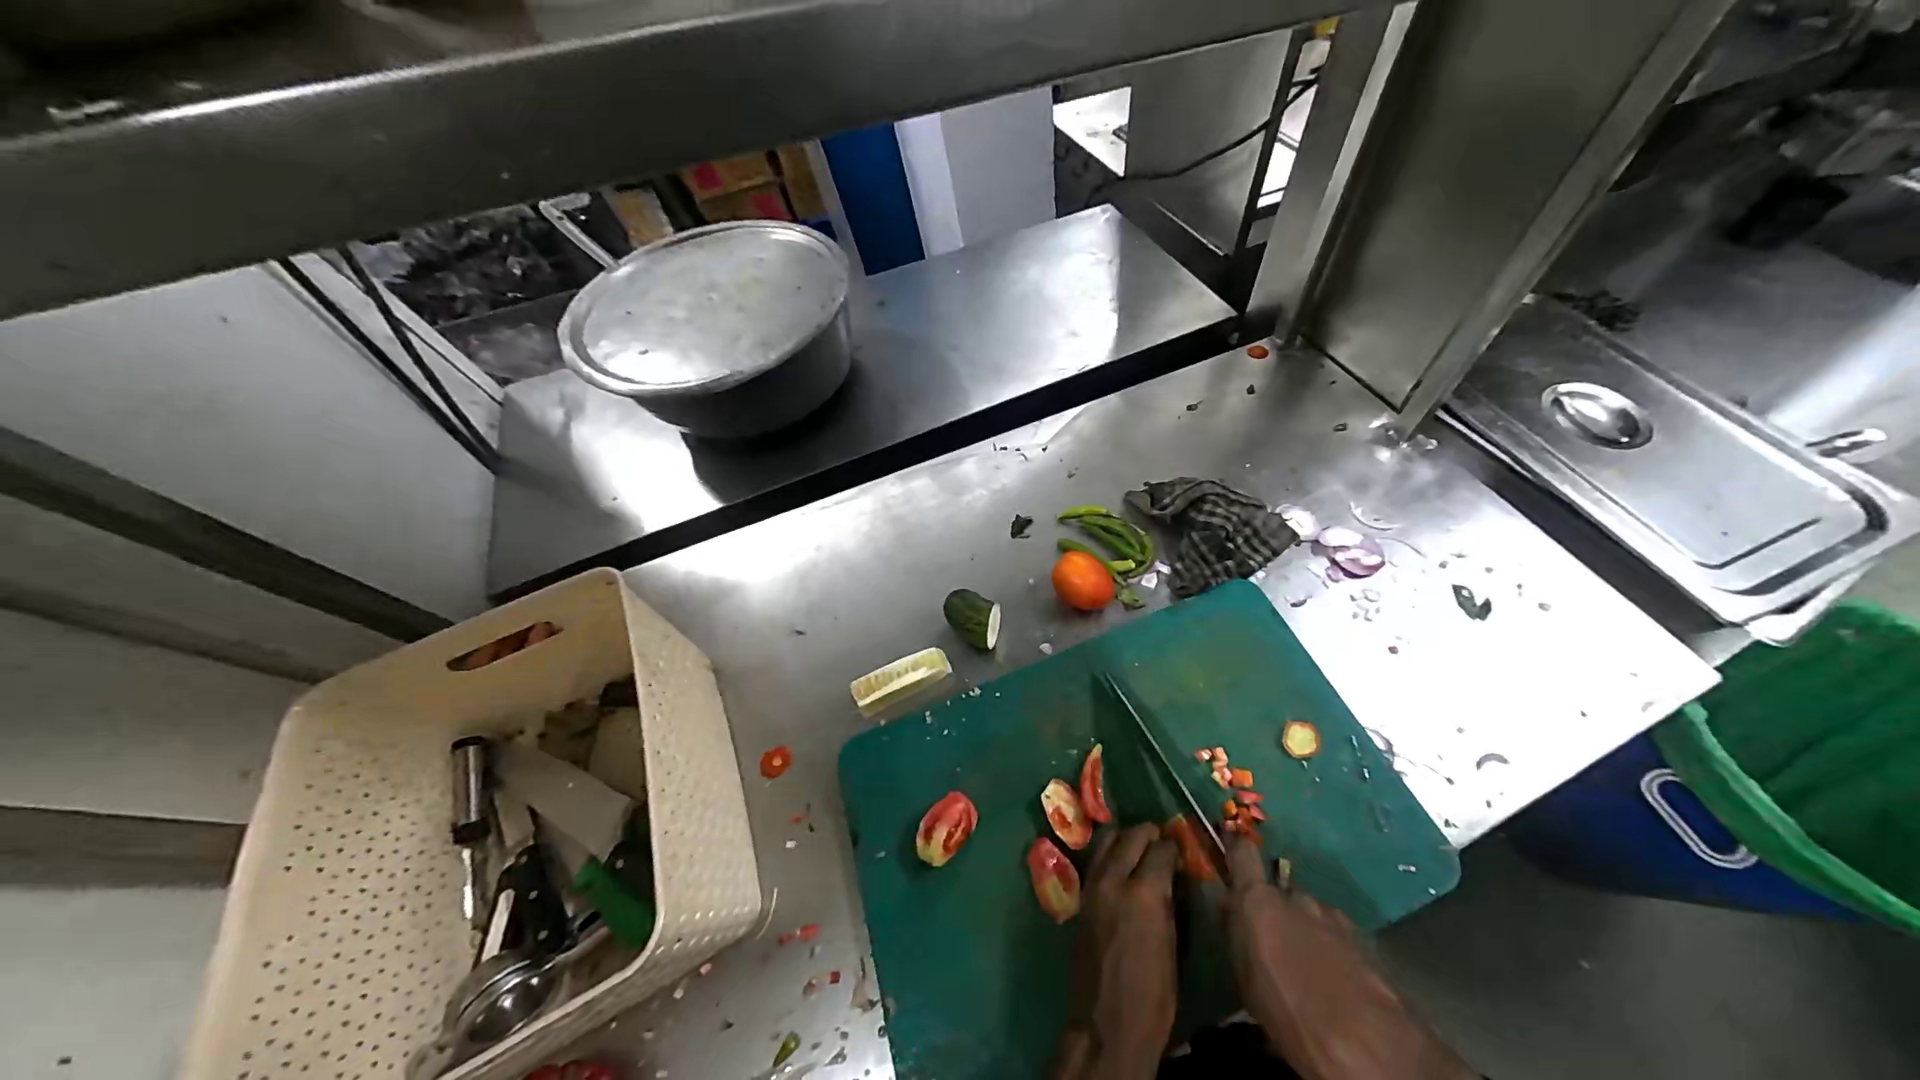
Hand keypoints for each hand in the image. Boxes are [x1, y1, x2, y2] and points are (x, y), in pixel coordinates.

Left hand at [1050, 823, 1178, 1079]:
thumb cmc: (1154, 994)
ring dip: (1125, 839)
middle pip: (1131, 836)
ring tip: (1140, 848)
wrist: (1107, 1022)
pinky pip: (1096, 862)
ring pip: (1107, 841)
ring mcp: (1092, 887)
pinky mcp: (1081, 898)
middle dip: (1149, 834)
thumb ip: (1170, 902)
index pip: (1161, 849)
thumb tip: (1172, 876)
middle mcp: (1114, 880)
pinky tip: (1121, 866)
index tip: (1181, 851)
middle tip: (1162, 842)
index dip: (1174, 848)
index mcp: (1144, 893)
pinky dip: (1109, 855)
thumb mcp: (1174, 945)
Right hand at [1223, 836, 1474, 1079]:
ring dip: (1305, 930)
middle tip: (1272, 944)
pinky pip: (1335, 934)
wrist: (1366, 1041)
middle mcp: (1296, 897)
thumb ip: (1236, 933)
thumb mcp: (1244, 976)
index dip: (1236, 847)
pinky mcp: (1363, 939)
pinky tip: (1333, 979)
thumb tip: (1230, 909)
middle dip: (1276, 910)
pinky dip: (1331, 948)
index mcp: (1259, 900)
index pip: (1243, 853)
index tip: (1230, 841)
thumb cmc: (1287, 1009)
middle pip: (1279, 892)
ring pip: (1310, 914)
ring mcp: (1333, 916)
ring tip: (1306, 968)